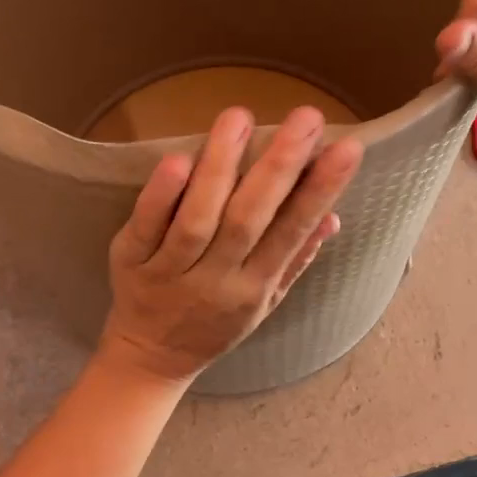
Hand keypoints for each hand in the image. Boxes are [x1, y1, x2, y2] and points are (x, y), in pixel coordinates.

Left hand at [99, 106, 362, 384]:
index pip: (292, 232)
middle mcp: (216, 280)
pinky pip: (145, 227)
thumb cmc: (216, 324)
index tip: (347, 149)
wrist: (151, 358)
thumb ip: (297, 257)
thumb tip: (333, 216)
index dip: (320, 190)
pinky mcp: (130, 261)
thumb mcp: (266, 300)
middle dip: (280, 167)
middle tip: (307, 117)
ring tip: (240, 117)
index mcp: (254, 287)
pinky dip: (161, 196)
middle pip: (249, 220)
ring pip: (198, 219)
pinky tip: (178, 160)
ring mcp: (171, 272)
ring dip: (220, 167)